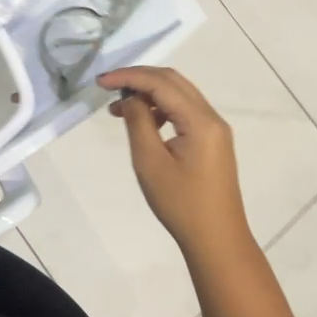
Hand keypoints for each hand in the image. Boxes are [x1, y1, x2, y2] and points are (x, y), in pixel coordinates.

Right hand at [101, 67, 252, 256]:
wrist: (216, 240)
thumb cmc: (181, 203)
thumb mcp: (150, 161)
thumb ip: (138, 121)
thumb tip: (130, 97)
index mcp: (200, 121)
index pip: (161, 83)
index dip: (128, 77)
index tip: (100, 81)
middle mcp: (212, 118)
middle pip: (172, 81)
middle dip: (138, 78)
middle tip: (108, 86)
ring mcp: (214, 129)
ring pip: (178, 93)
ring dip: (148, 92)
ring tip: (119, 108)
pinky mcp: (211, 140)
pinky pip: (184, 109)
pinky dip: (160, 106)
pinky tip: (142, 120)